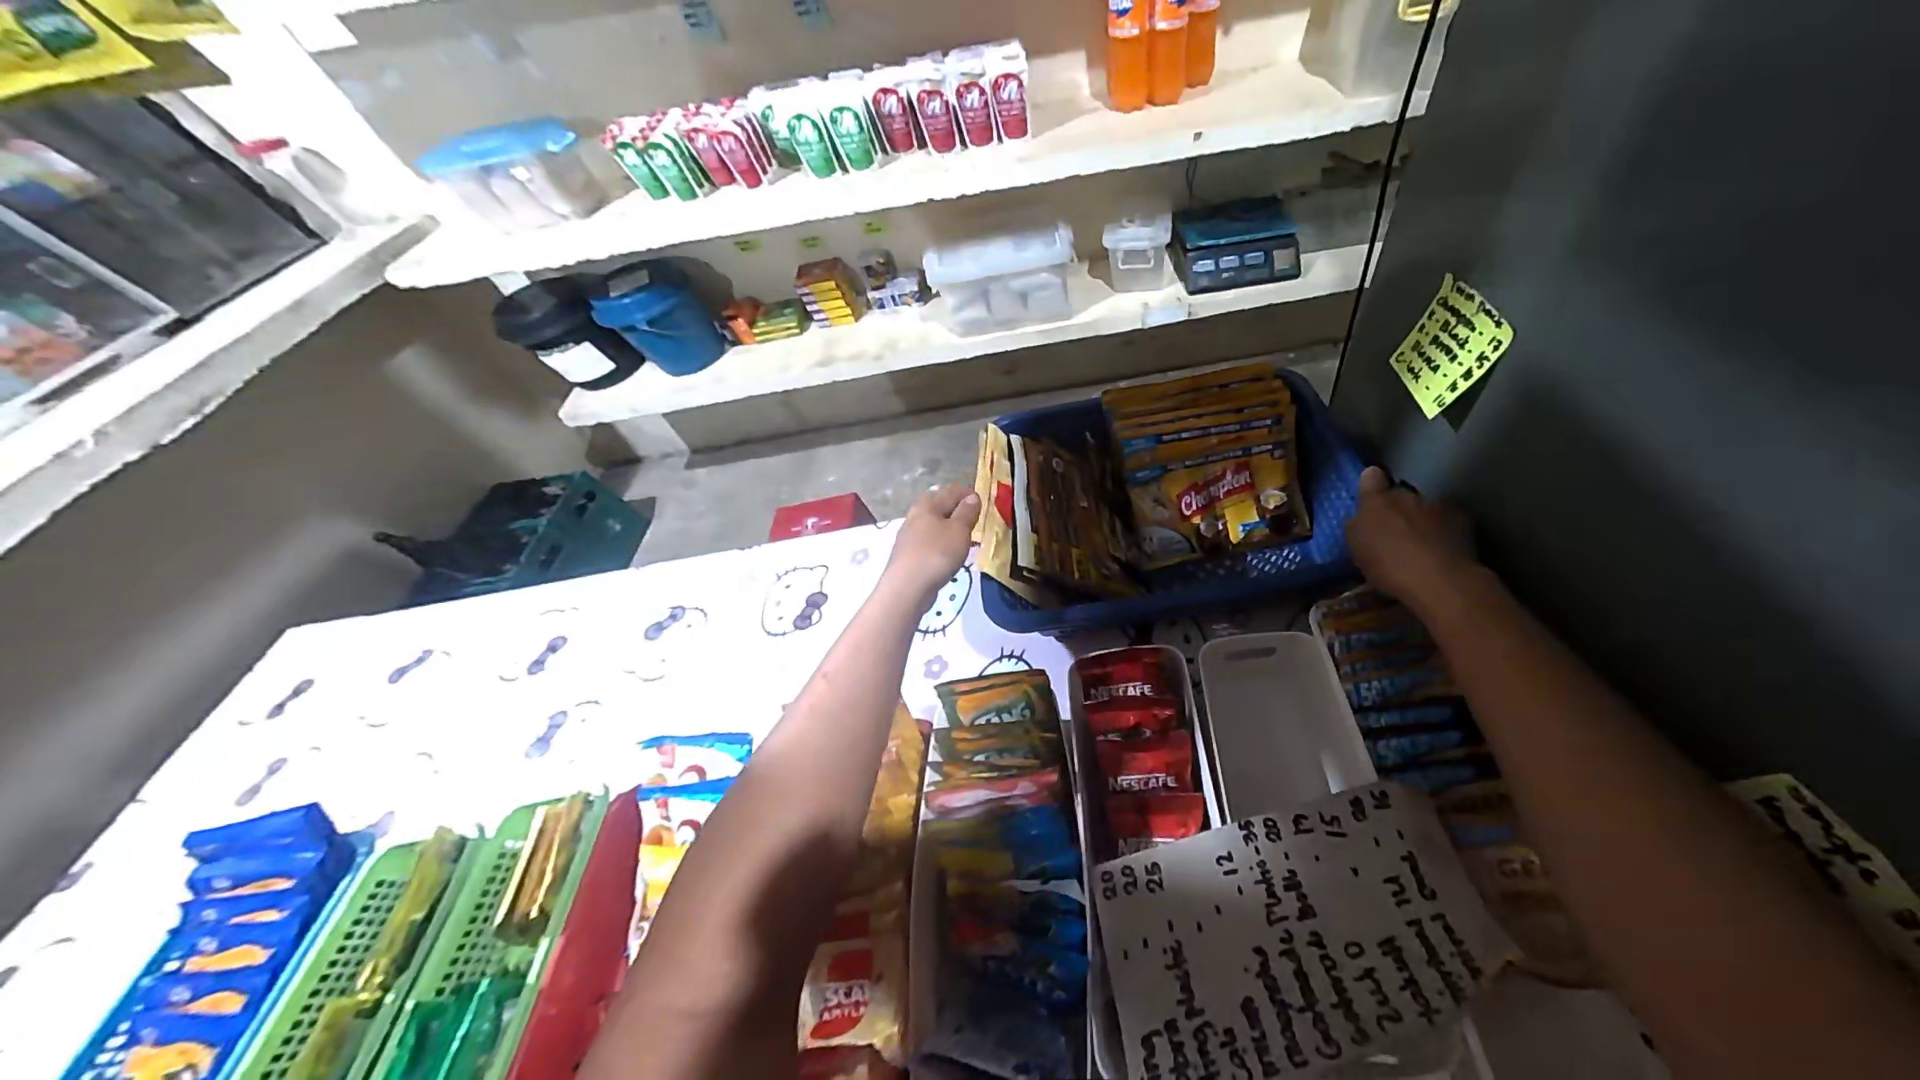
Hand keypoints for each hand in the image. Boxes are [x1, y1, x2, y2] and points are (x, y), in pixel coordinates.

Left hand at [884, 483, 980, 602]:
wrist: (907, 587)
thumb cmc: (937, 553)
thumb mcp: (959, 530)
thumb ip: (967, 512)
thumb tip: (972, 497)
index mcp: (928, 504)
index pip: (951, 490)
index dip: (968, 493)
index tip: (982, 503)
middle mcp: (915, 515)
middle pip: (937, 504)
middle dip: (954, 507)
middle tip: (971, 517)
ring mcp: (908, 535)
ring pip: (931, 522)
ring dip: (946, 524)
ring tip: (961, 535)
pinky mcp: (907, 553)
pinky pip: (927, 540)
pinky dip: (939, 540)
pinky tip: (945, 551)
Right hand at [1345, 466, 1479, 608]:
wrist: (1439, 581)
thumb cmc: (1387, 565)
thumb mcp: (1357, 550)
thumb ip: (1356, 525)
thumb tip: (1360, 514)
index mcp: (1377, 501)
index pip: (1371, 478)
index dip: (1371, 484)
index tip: (1370, 492)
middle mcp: (1408, 495)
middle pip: (1400, 495)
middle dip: (1396, 508)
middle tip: (1393, 530)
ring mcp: (1439, 506)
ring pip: (1425, 507)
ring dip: (1421, 519)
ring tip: (1419, 543)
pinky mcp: (1465, 521)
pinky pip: (1448, 521)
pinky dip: (1443, 530)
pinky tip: (1440, 549)